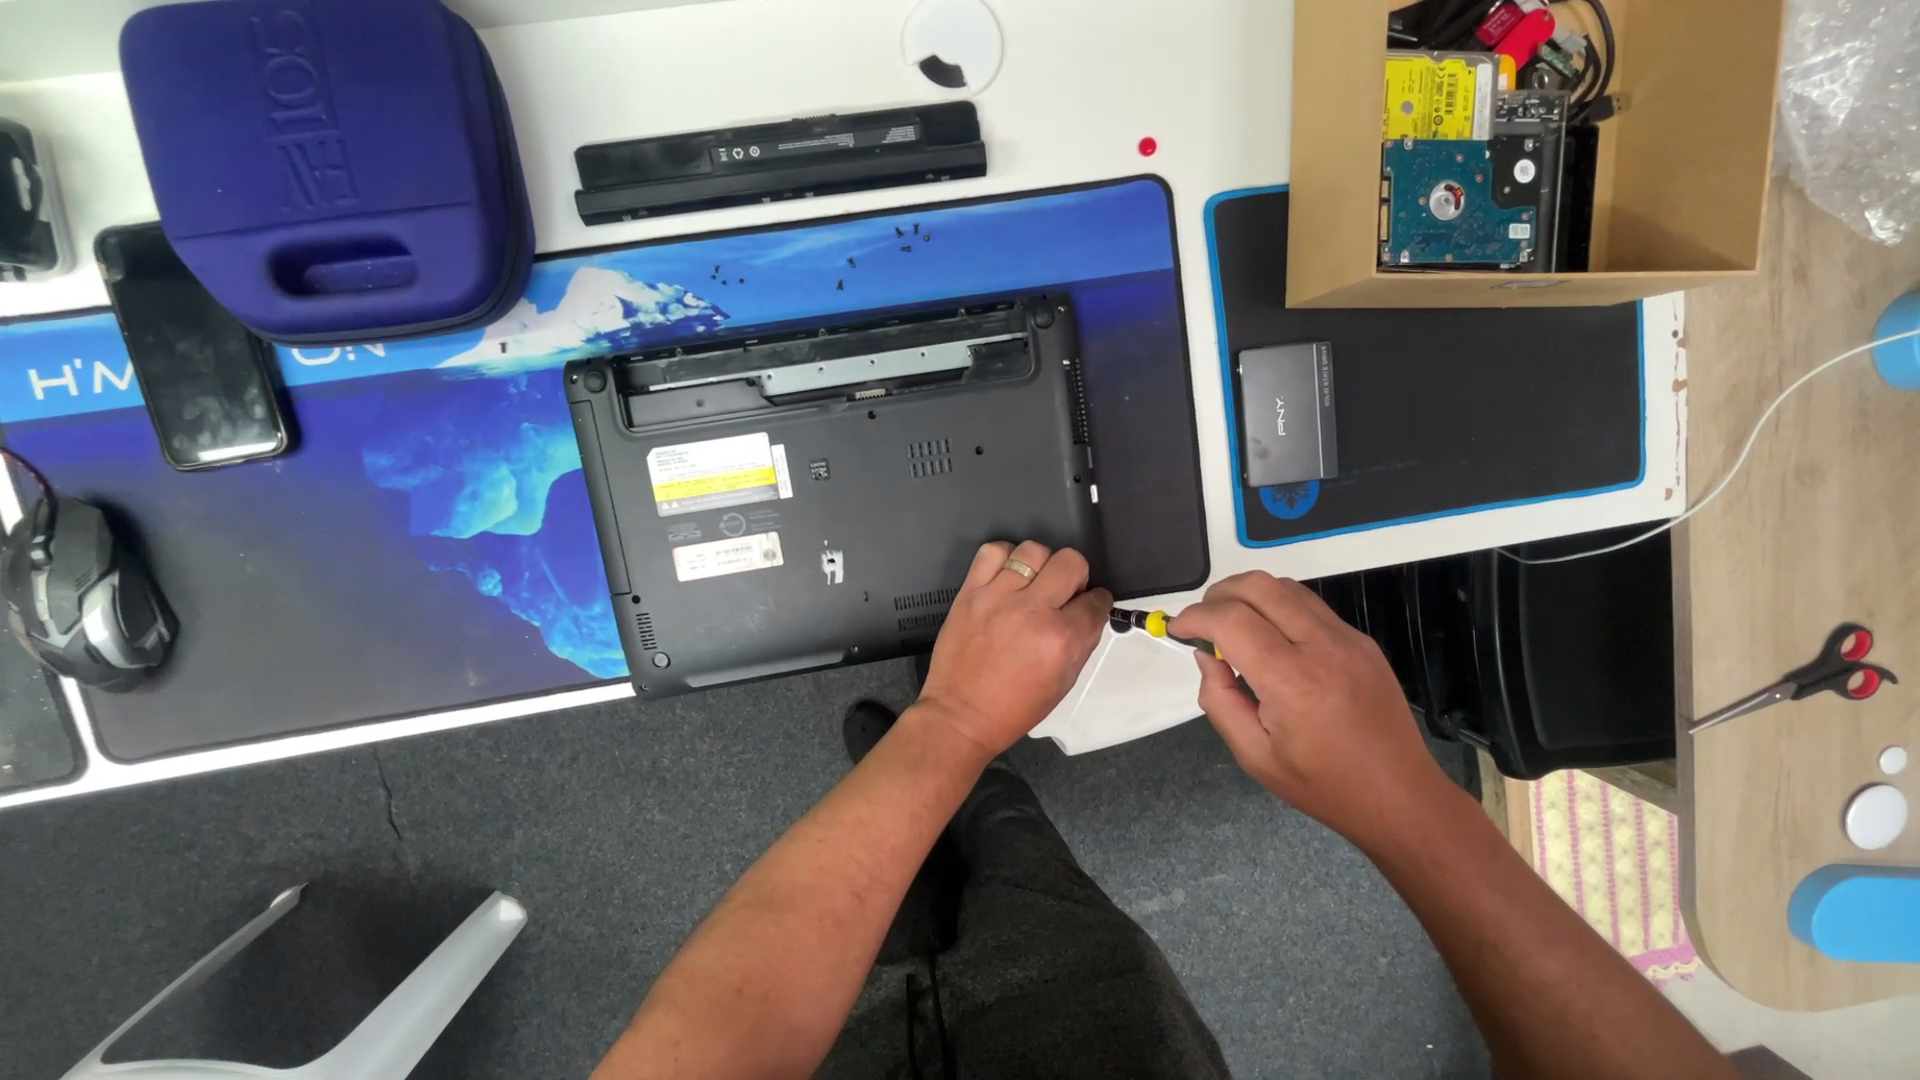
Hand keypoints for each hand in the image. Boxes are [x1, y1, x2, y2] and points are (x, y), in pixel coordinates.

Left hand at [914, 541, 1112, 759]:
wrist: (962, 714)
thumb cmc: (1015, 706)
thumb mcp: (1064, 681)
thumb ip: (1082, 641)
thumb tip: (1088, 612)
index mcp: (1062, 638)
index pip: (1096, 600)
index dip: (1096, 602)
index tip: (1088, 606)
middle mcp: (1033, 611)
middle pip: (1070, 561)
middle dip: (1075, 575)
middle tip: (1062, 592)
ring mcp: (998, 597)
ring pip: (1033, 550)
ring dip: (1040, 564)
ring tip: (1032, 583)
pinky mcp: (970, 592)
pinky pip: (992, 552)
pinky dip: (1003, 558)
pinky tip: (1006, 577)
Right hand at [1169, 573, 1453, 850]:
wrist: (1401, 796)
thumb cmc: (1323, 785)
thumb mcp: (1254, 756)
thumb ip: (1219, 700)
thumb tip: (1206, 656)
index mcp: (1292, 682)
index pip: (1231, 620)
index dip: (1195, 617)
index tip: (1178, 630)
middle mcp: (1322, 647)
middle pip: (1258, 586)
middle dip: (1218, 595)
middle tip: (1202, 623)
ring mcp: (1348, 639)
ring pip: (1285, 587)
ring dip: (1247, 595)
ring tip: (1231, 626)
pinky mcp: (1362, 640)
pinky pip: (1309, 605)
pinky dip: (1276, 606)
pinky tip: (1268, 637)